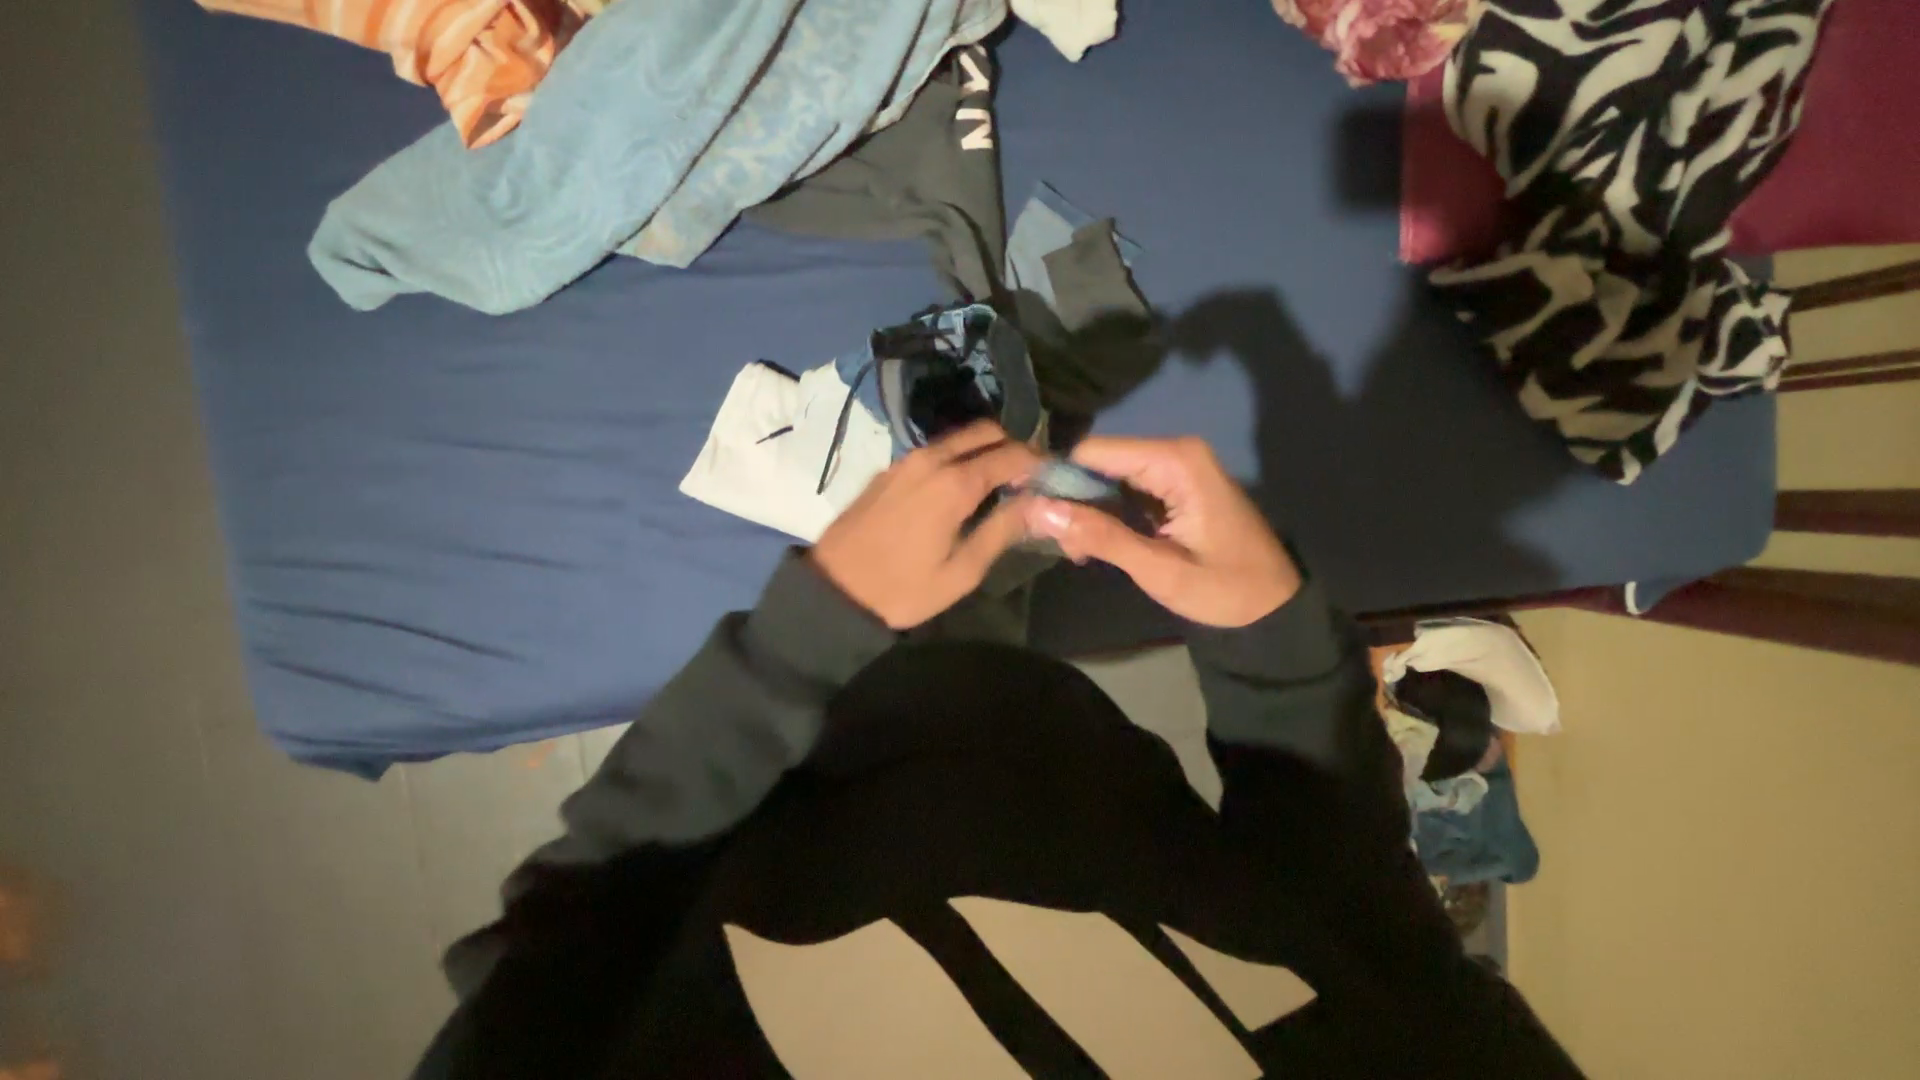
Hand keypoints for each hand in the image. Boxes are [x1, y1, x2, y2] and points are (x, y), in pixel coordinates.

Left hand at [810, 421, 1040, 629]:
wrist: (833, 590)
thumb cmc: (902, 589)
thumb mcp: (961, 572)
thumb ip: (1003, 531)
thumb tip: (1040, 504)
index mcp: (954, 483)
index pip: (1012, 454)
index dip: (1039, 463)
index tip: (1053, 480)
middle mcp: (931, 460)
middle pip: (985, 432)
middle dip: (1013, 447)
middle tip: (1028, 478)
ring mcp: (905, 460)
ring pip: (957, 438)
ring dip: (984, 450)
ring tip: (999, 484)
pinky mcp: (888, 470)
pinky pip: (934, 451)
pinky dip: (957, 458)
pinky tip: (961, 488)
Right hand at [1024, 435, 1299, 626]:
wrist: (1273, 608)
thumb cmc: (1225, 590)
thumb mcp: (1160, 569)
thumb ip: (1101, 537)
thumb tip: (1041, 511)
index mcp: (1176, 461)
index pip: (1094, 451)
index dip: (1057, 476)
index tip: (1029, 510)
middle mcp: (1174, 452)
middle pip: (1098, 460)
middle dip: (1070, 497)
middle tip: (1054, 540)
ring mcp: (1174, 466)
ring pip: (1106, 475)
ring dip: (1085, 509)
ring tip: (1074, 549)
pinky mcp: (1172, 484)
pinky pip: (1123, 487)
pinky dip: (1104, 513)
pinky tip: (1093, 544)